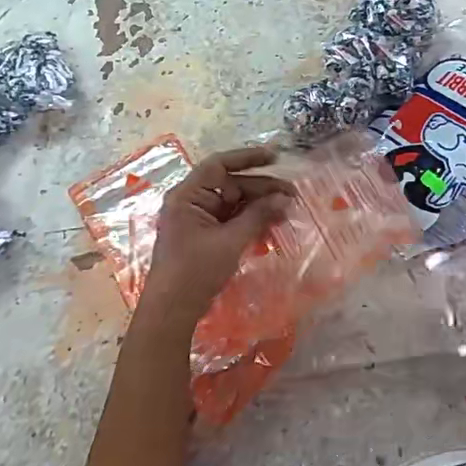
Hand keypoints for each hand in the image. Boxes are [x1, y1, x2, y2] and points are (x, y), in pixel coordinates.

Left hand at [139, 147, 292, 331]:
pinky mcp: (204, 237)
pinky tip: (272, 225)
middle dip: (261, 188)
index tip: (276, 156)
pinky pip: (230, 221)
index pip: (218, 165)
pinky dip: (249, 221)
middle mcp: (190, 202)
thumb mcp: (229, 241)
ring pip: (232, 204)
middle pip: (229, 185)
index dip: (248, 157)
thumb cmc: (195, 270)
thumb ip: (257, 216)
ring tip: (288, 210)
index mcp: (187, 195)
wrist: (172, 309)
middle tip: (292, 195)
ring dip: (258, 206)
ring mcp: (196, 220)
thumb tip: (284, 198)